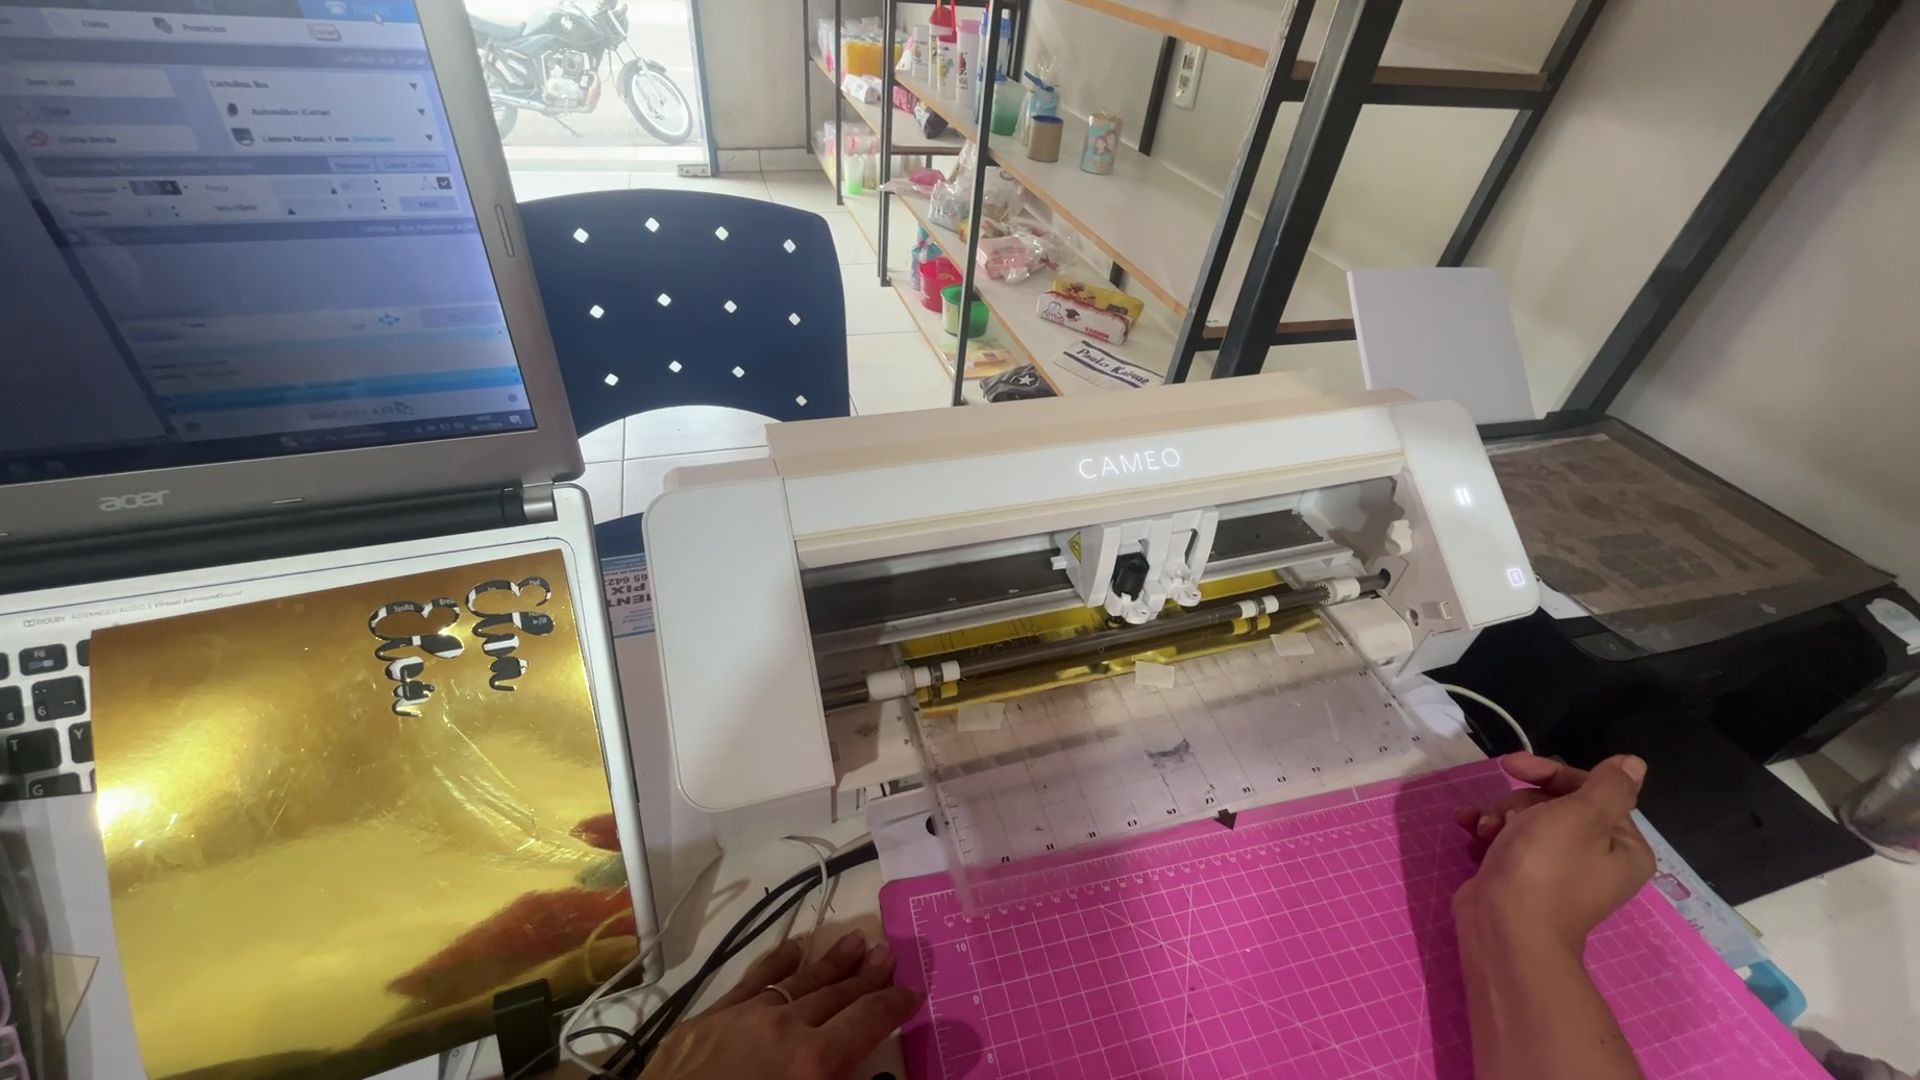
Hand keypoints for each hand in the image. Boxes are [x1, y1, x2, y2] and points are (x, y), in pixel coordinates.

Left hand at [641, 930, 921, 1079]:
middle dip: (866, 975)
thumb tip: (875, 1078)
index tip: (912, 991)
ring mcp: (743, 1016)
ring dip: (830, 963)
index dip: (893, 1005)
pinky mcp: (707, 1019)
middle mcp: (785, 1027)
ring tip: (855, 940)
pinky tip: (794, 949)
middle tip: (888, 952)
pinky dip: (776, 963)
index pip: (867, 1023)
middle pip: (836, 995)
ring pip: (799, 980)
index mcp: (812, 1062)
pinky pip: (751, 981)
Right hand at [1452, 753, 1656, 957]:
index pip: (1589, 791)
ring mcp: (1557, 869)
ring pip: (1525, 820)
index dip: (1549, 773)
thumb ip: (1607, 787)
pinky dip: (1488, 831)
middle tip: (1500, 815)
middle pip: (1554, 804)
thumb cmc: (1544, 866)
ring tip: (1481, 828)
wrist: (1506, 925)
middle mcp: (1595, 857)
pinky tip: (1468, 828)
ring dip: (1497, 815)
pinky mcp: (1523, 876)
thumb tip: (1633, 763)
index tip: (1509, 765)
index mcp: (1621, 846)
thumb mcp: (1580, 817)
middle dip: (1518, 802)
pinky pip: (1508, 840)